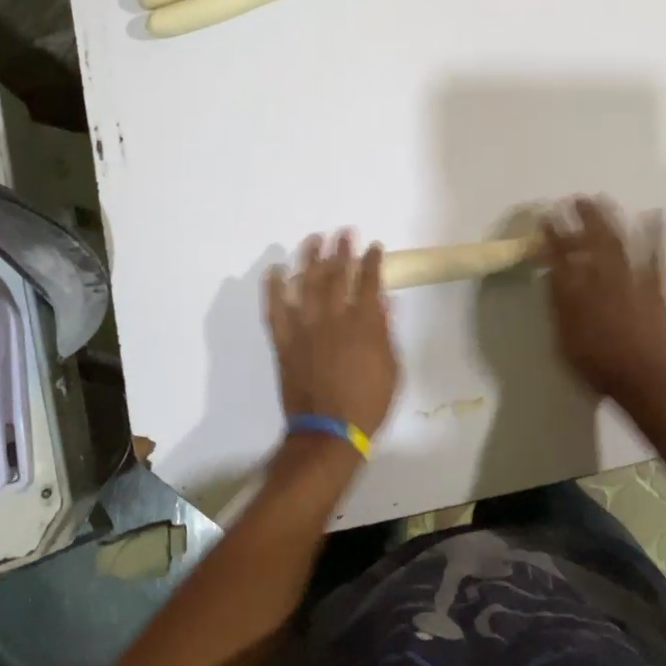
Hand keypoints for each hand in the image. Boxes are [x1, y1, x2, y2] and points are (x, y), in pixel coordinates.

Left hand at [266, 231, 398, 437]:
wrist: (329, 432)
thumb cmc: (368, 403)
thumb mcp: (392, 369)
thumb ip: (386, 333)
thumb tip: (384, 301)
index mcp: (364, 325)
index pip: (369, 282)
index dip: (371, 260)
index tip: (373, 245)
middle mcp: (334, 319)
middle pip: (336, 274)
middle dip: (341, 249)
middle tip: (342, 232)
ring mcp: (305, 329)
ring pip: (306, 283)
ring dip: (310, 258)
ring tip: (313, 239)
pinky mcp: (284, 341)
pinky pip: (275, 310)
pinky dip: (274, 289)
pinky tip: (275, 270)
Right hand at [541, 197, 665, 406]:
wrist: (648, 383)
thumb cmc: (600, 369)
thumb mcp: (565, 342)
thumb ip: (559, 308)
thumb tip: (552, 278)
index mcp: (575, 294)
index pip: (558, 256)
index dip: (551, 235)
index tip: (545, 217)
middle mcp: (601, 279)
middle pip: (588, 241)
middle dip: (579, 218)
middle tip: (573, 199)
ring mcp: (631, 280)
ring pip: (618, 241)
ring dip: (608, 218)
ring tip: (601, 199)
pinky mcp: (657, 286)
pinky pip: (656, 254)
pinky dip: (655, 233)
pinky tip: (655, 214)